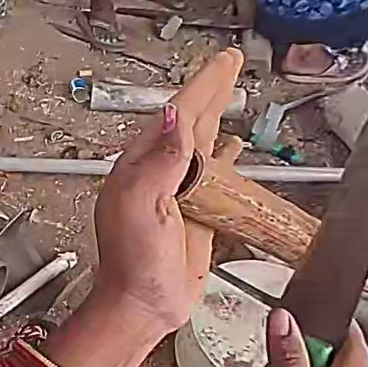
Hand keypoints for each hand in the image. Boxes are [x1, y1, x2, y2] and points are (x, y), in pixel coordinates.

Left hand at [89, 48, 242, 334]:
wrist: (143, 303)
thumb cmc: (135, 261)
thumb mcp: (143, 206)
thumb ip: (161, 162)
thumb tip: (175, 118)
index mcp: (140, 167)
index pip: (175, 115)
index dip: (201, 86)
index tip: (222, 63)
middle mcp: (156, 174)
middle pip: (188, 122)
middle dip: (209, 92)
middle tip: (230, 65)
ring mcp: (175, 192)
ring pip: (200, 145)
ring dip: (216, 117)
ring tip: (231, 94)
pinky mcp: (192, 213)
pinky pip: (211, 176)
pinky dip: (223, 156)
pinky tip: (233, 147)